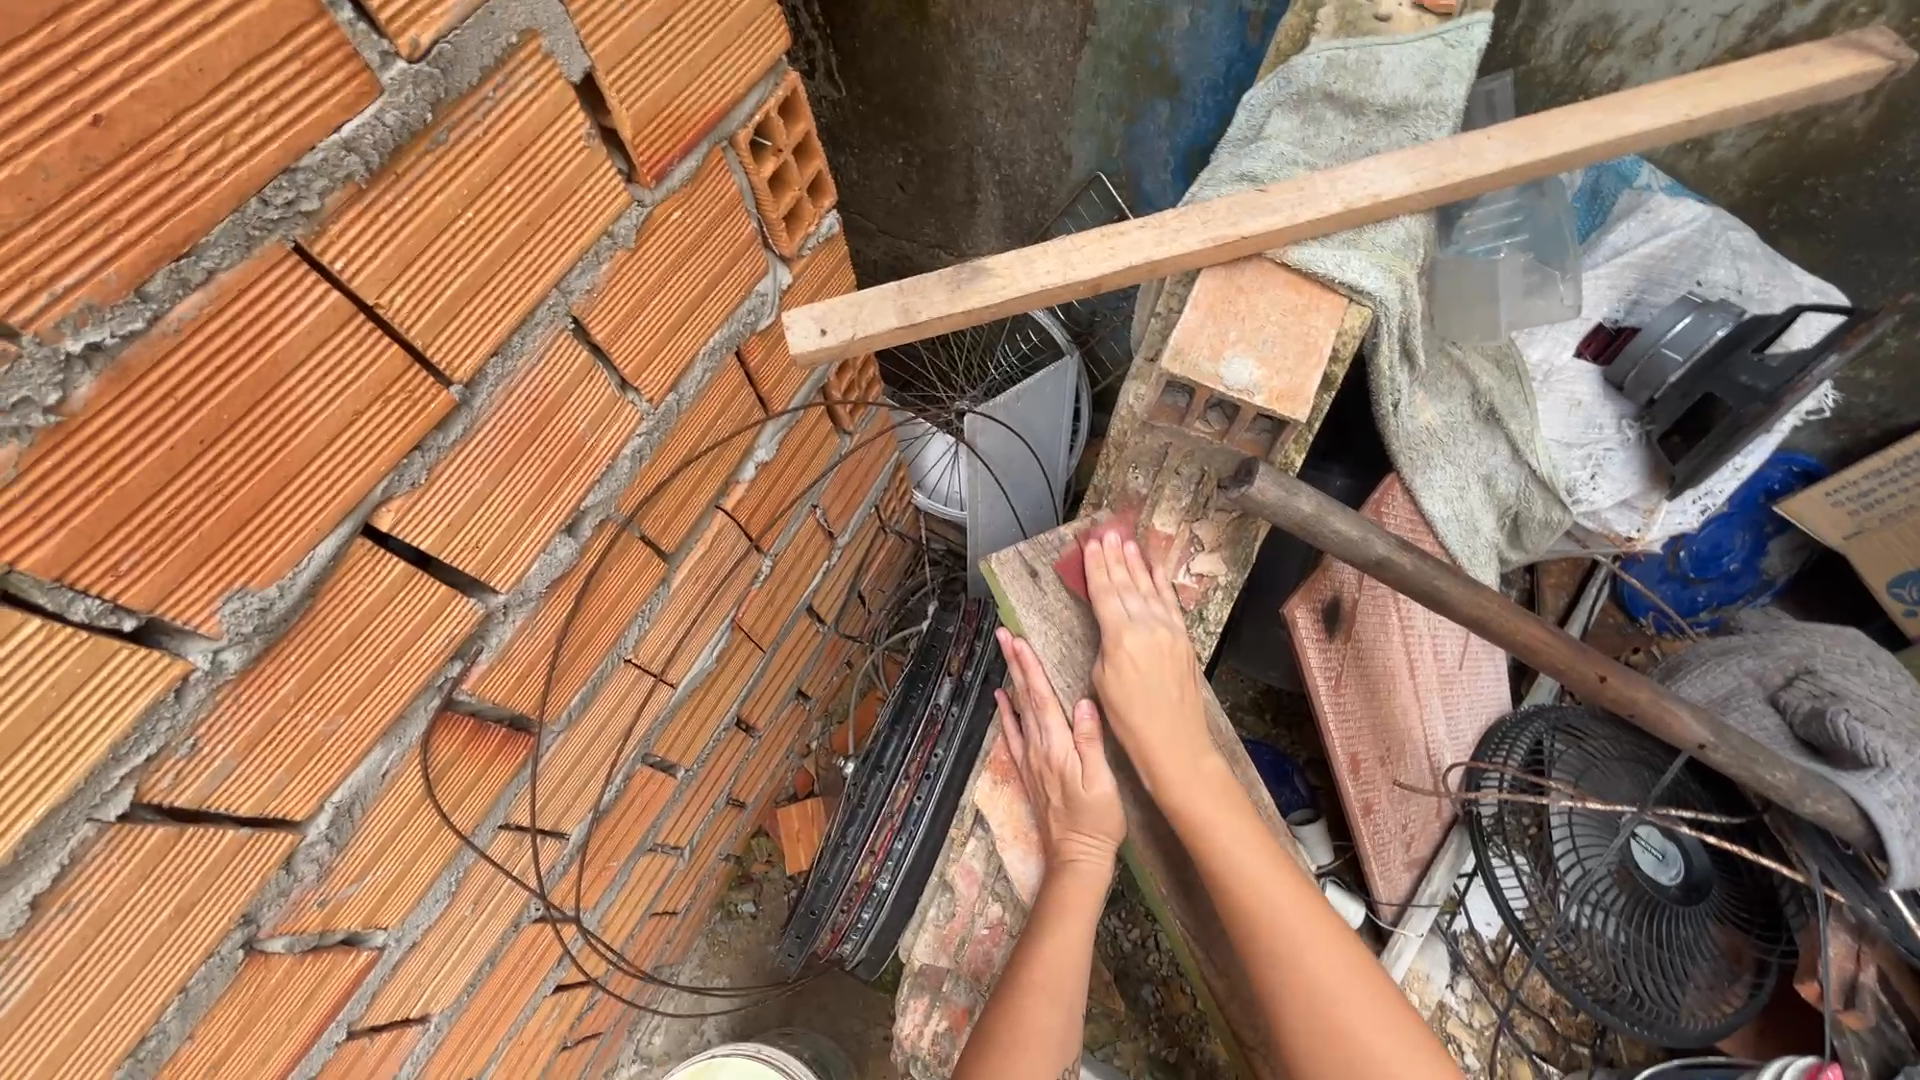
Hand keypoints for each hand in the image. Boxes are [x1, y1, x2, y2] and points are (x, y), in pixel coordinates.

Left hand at [994, 627, 1125, 870]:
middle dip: (1016, 663)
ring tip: (1004, 654)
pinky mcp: (1029, 771)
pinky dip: (1006, 713)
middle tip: (1003, 634)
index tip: (1020, 640)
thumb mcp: (1103, 782)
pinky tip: (1001, 697)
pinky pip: (1013, 734)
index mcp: (1057, 746)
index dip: (1030, 666)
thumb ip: (1090, 741)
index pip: (1041, 697)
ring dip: (1011, 679)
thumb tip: (1083, 703)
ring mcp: (1031, 759)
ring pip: (1018, 709)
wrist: (1076, 858)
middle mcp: (1038, 748)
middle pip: (1025, 697)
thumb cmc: (1097, 822)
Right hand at [1083, 529, 1217, 795]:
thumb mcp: (1102, 679)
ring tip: (1126, 542)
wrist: (1174, 740)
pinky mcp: (1183, 638)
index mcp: (1120, 636)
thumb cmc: (1128, 718)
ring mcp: (1168, 630)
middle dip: (1114, 557)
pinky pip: (1170, 603)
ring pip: (1148, 589)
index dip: (1096, 567)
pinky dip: (1161, 584)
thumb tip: (1110, 625)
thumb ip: (1106, 645)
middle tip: (1106, 533)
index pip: (1105, 592)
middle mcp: (1146, 625)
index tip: (1090, 544)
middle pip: (1126, 584)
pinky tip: (1155, 569)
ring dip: (1136, 564)